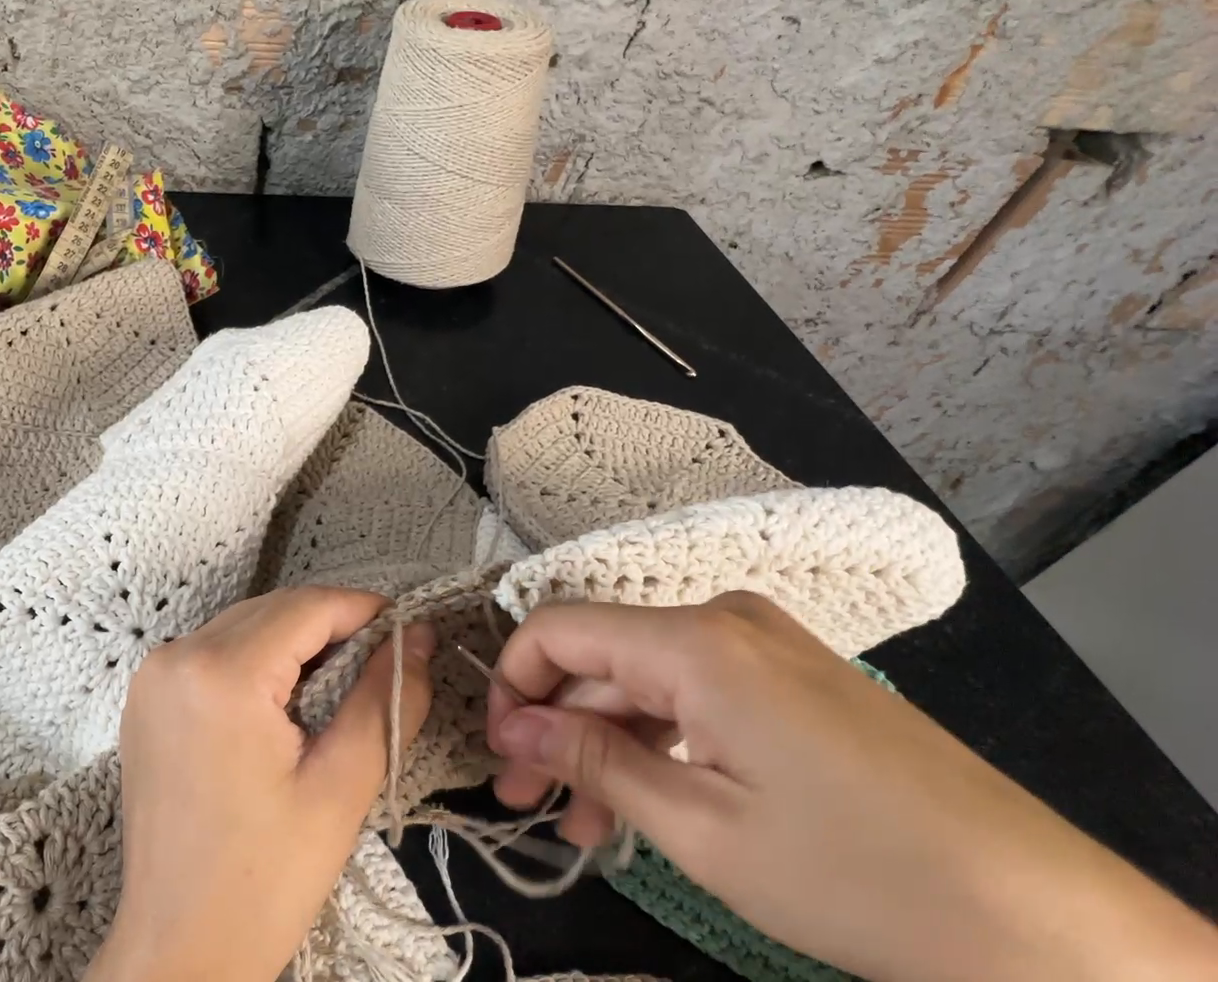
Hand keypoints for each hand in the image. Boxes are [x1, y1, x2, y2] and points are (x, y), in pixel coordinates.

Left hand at [86, 587, 434, 981]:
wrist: (178, 948)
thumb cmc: (267, 880)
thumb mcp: (342, 786)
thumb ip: (386, 698)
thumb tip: (416, 635)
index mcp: (221, 674)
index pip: (305, 607)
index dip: (363, 609)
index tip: (407, 630)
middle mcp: (176, 656)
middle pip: (272, 610)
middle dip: (331, 624)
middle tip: (382, 661)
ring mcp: (152, 676)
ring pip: (242, 626)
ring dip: (294, 641)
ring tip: (341, 683)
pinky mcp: (145, 699)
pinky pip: (212, 652)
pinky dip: (256, 659)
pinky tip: (286, 700)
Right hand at [486, 591, 1217, 981]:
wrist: (1041, 917)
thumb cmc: (853, 872)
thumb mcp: (701, 828)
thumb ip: (594, 758)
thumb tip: (513, 721)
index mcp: (696, 642)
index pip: (559, 628)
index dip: (511, 682)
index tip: (498, 750)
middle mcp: (725, 621)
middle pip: (602, 657)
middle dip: (554, 725)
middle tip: (525, 801)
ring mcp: (766, 647)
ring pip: (646, 681)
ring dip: (604, 743)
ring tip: (579, 825)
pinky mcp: (794, 680)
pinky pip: (695, 695)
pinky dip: (657, 743)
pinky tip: (641, 805)